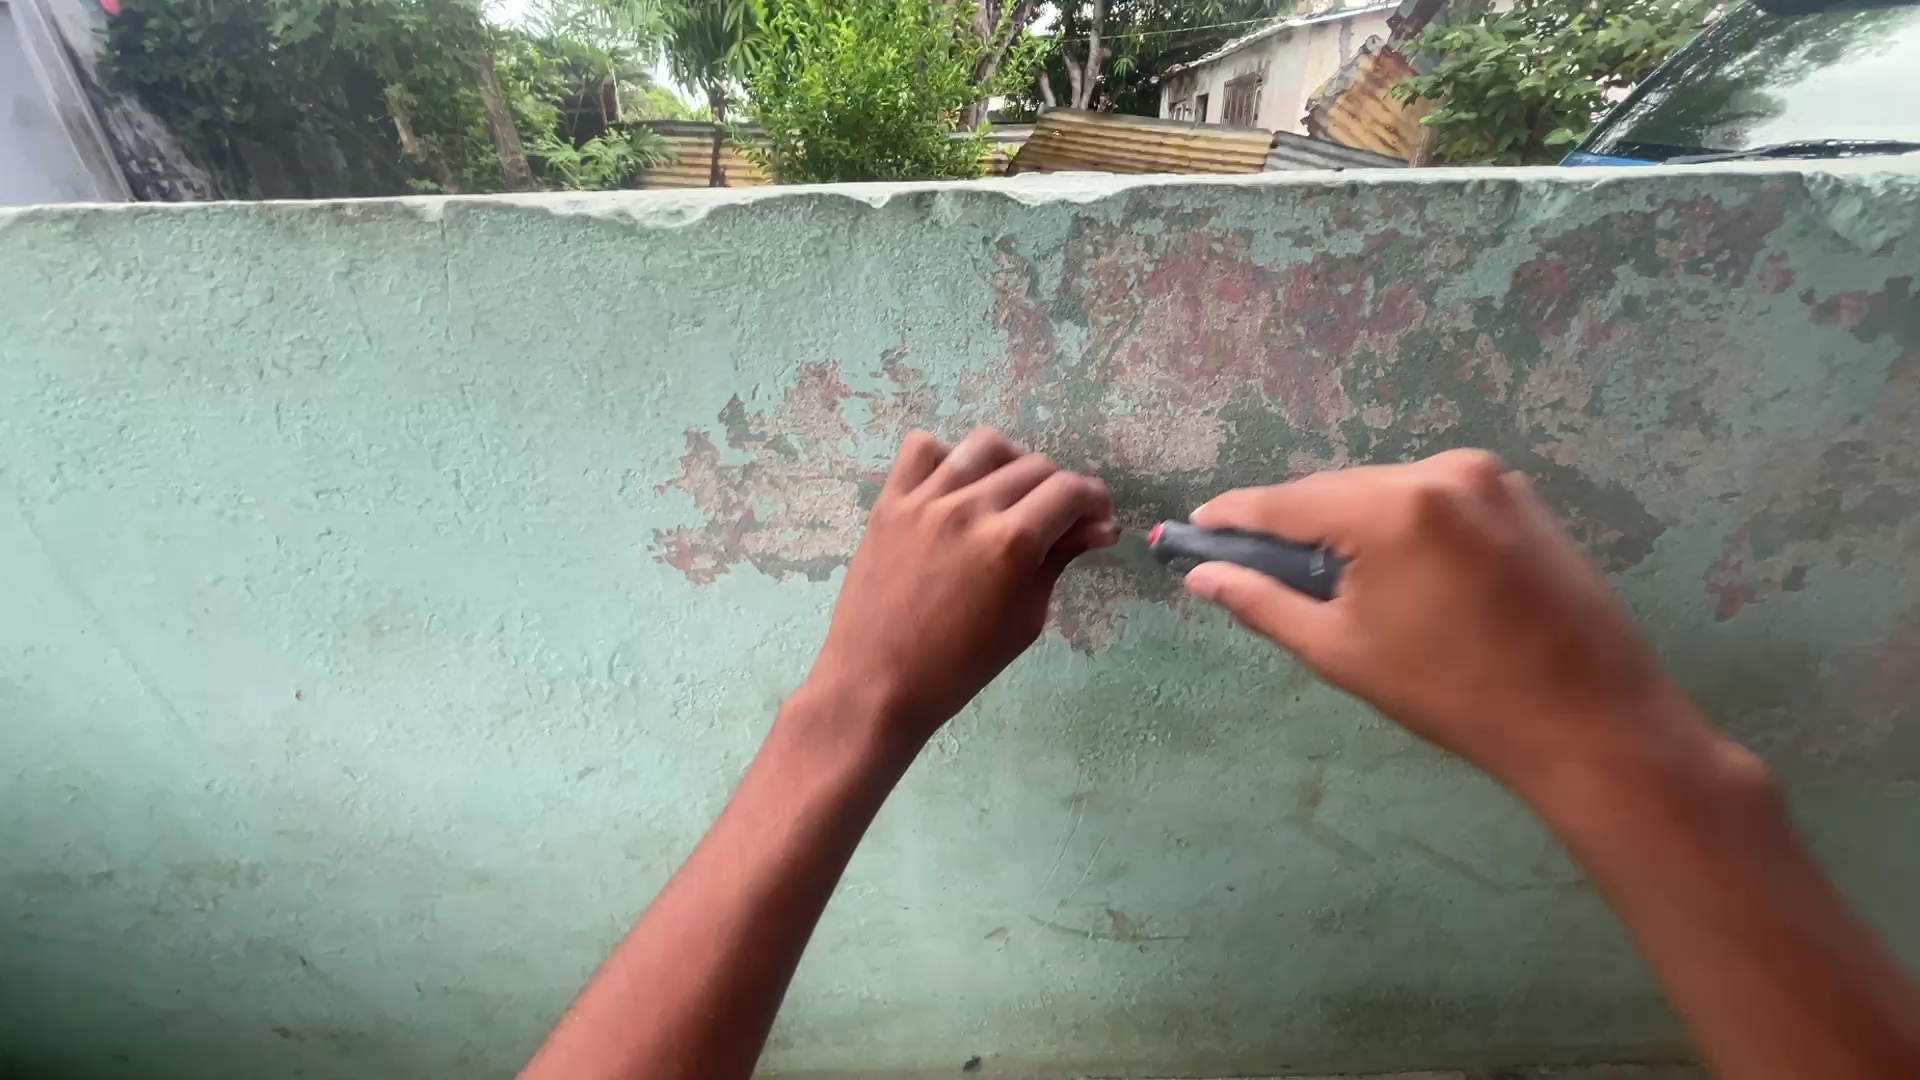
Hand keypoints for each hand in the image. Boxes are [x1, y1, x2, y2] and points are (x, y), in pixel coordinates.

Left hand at [800, 428, 1117, 747]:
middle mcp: (970, 509)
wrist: (875, 682)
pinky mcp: (889, 502)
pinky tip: (954, 488)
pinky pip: (922, 449)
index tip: (1096, 521)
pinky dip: (947, 457)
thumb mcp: (1024, 620)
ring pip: (984, 446)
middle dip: (1059, 490)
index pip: (1070, 491)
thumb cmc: (958, 667)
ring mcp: (924, 500)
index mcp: (1010, 544)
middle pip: (1035, 466)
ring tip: (1009, 494)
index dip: (1095, 501)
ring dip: (1011, 463)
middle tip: (1055, 522)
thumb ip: (1057, 561)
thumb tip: (1097, 528)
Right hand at [1185, 450, 1714, 794]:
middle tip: (1248, 559)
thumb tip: (1200, 577)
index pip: (1285, 502)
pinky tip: (1380, 560)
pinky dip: (1386, 519)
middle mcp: (1438, 472)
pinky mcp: (1515, 494)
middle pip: (1331, 491)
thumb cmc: (1449, 694)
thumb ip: (1259, 601)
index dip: (1233, 515)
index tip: (1193, 527)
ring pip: (1375, 490)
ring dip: (1337, 521)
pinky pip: (1421, 495)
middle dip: (1286, 523)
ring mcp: (1485, 477)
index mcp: (1391, 509)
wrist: (1593, 725)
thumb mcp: (1336, 649)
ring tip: (1317, 568)